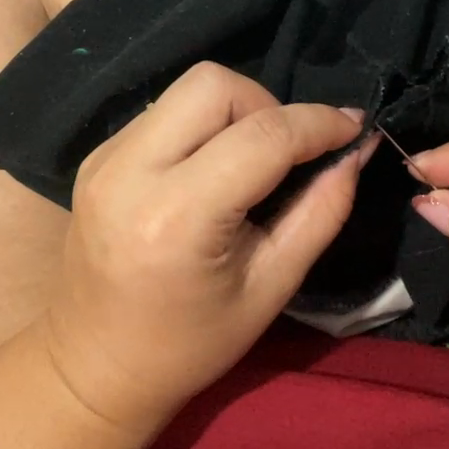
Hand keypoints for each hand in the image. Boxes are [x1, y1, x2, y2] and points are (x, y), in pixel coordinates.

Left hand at [41, 62, 372, 434]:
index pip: (261, 136)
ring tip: (246, 164)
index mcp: (177, 217)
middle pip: (213, 84)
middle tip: (284, 155)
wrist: (93, 364)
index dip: (317, 123)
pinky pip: (162, 112)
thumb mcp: (271, 288)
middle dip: (265, 105)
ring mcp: (104, 158)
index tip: (352, 127)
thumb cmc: (190, 344)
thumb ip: (320, 211)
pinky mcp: (94, 155)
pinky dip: (199, 126)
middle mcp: (130, 172)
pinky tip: (205, 172)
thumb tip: (355, 150)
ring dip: (232, 112)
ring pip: (185, 89)